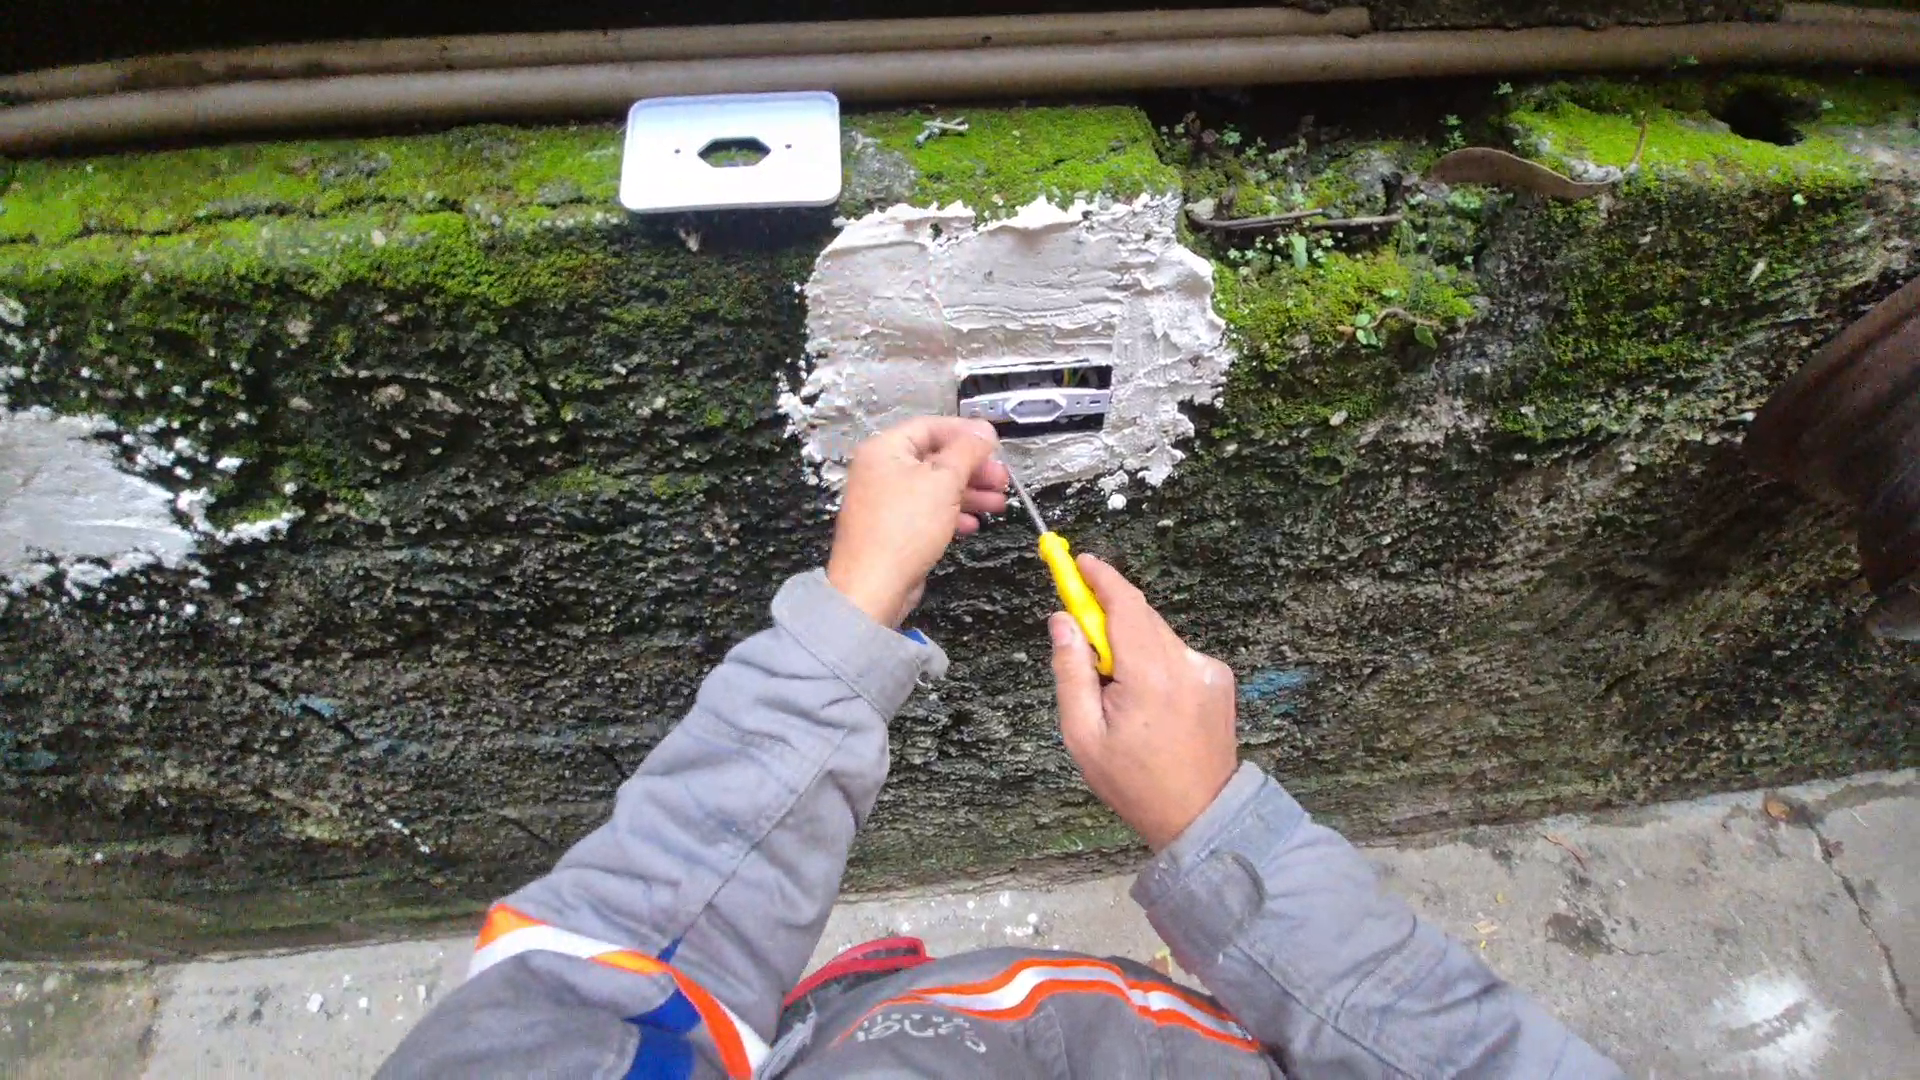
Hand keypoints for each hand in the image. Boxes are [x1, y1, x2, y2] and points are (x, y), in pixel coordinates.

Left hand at [827, 417, 1008, 626]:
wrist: (874, 586)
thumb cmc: (900, 531)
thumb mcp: (943, 481)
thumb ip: (967, 451)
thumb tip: (984, 432)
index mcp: (885, 450)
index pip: (931, 427)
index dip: (966, 433)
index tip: (993, 443)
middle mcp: (881, 471)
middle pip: (936, 458)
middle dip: (973, 468)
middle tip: (1001, 478)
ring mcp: (886, 501)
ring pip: (935, 487)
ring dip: (969, 492)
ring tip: (997, 502)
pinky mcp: (894, 528)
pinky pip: (928, 511)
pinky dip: (952, 513)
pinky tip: (971, 523)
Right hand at [1050, 555, 1238, 851]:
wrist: (1200, 815)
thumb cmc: (1132, 781)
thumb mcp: (1082, 734)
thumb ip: (1070, 670)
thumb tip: (1062, 620)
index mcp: (1150, 676)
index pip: (1125, 605)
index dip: (1101, 577)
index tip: (1078, 561)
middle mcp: (1185, 663)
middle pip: (1140, 615)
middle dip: (1108, 612)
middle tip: (1079, 625)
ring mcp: (1208, 669)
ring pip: (1158, 633)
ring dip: (1131, 640)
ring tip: (1115, 686)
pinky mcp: (1219, 679)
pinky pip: (1176, 651)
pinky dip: (1154, 657)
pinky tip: (1147, 696)